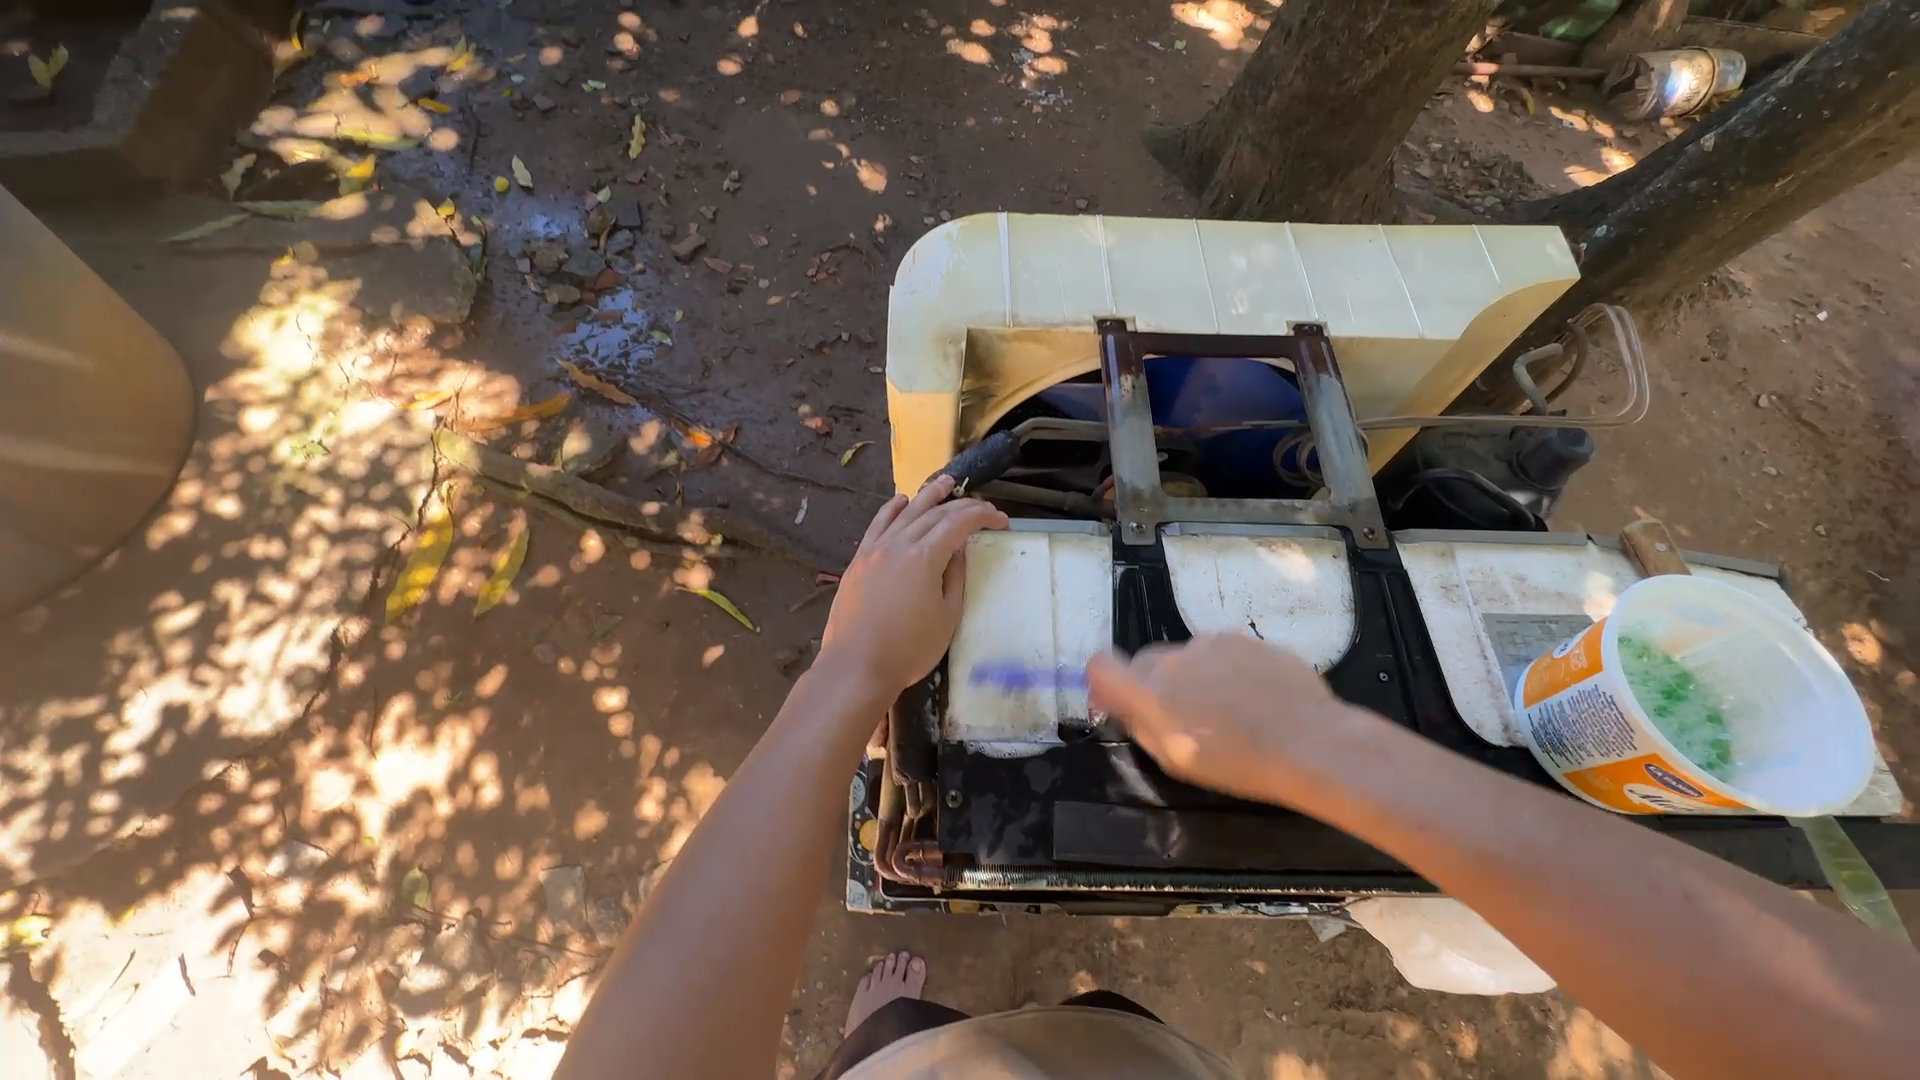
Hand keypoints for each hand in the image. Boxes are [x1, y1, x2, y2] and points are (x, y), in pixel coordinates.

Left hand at [818, 475, 1007, 699]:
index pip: (959, 524)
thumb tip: (956, 551)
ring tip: (945, 483)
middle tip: (981, 506)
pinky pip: (877, 525)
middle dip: (961, 505)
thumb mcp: (947, 616)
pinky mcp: (859, 561)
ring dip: (928, 496)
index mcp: (925, 557)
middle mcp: (899, 544)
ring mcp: (875, 550)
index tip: (1001, 521)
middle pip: (934, 513)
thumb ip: (954, 577)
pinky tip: (901, 502)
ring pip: (905, 513)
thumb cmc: (909, 648)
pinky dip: (892, 510)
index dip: (983, 516)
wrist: (856, 666)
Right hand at [1086, 634, 1371, 803]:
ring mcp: (1213, 643)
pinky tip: (1253, 699)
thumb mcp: (1175, 761)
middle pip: (1145, 662)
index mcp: (1151, 692)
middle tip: (1181, 717)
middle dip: (1152, 684)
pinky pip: (1222, 653)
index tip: (1117, 702)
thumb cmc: (1238, 765)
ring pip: (1186, 657)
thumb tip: (1123, 706)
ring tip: (1226, 711)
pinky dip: (1226, 671)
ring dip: (1192, 677)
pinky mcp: (1247, 639)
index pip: (1101, 666)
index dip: (1104, 682)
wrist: (1312, 743)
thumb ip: (1141, 726)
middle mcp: (1175, 658)